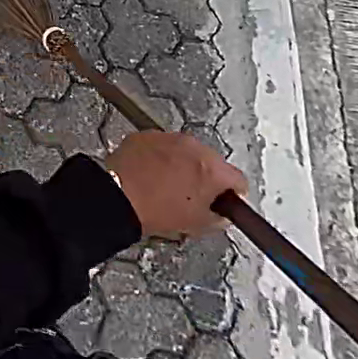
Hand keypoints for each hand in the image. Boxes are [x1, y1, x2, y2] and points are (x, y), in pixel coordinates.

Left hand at [105, 131, 247, 238]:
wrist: (119, 196)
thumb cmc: (157, 209)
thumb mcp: (198, 223)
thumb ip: (218, 217)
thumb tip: (220, 214)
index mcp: (213, 169)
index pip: (238, 179)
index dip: (233, 194)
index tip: (226, 200)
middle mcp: (194, 147)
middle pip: (211, 161)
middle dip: (206, 176)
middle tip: (194, 194)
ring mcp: (169, 137)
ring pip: (186, 150)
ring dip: (182, 163)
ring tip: (168, 183)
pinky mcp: (147, 134)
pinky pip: (161, 144)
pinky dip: (160, 155)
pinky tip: (151, 172)